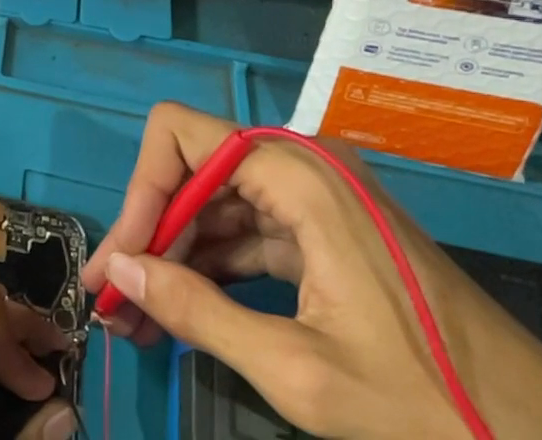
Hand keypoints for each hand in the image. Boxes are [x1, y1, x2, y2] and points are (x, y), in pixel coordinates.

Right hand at [81, 103, 541, 439]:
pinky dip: (212, 270)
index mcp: (302, 179)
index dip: (142, 193)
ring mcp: (323, 202)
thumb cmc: (427, 404)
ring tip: (138, 319)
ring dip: (175, 257)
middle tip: (114, 299)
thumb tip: (119, 271)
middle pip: (194, 172)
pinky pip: (251, 234)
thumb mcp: (298, 369)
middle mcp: (308, 171)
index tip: (123, 260)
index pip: (182, 138)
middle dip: (150, 234)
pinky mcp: (332, 234)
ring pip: (218, 207)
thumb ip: (196, 311)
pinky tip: (182, 314)